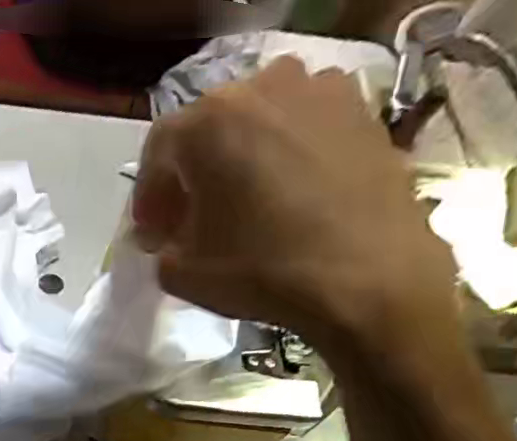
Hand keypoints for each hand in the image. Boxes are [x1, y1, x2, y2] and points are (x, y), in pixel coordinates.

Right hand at [131, 59, 460, 368]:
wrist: (367, 275)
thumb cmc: (261, 269)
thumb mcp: (183, 274)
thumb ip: (162, 248)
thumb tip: (169, 237)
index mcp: (208, 122)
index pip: (158, 151)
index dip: (148, 195)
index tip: (152, 233)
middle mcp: (262, 88)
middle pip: (209, 129)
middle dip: (194, 174)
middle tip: (192, 219)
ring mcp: (318, 91)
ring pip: (258, 124)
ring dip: (240, 160)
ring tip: (243, 206)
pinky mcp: (360, 110)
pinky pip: (303, 129)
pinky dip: (286, 156)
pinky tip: (288, 198)